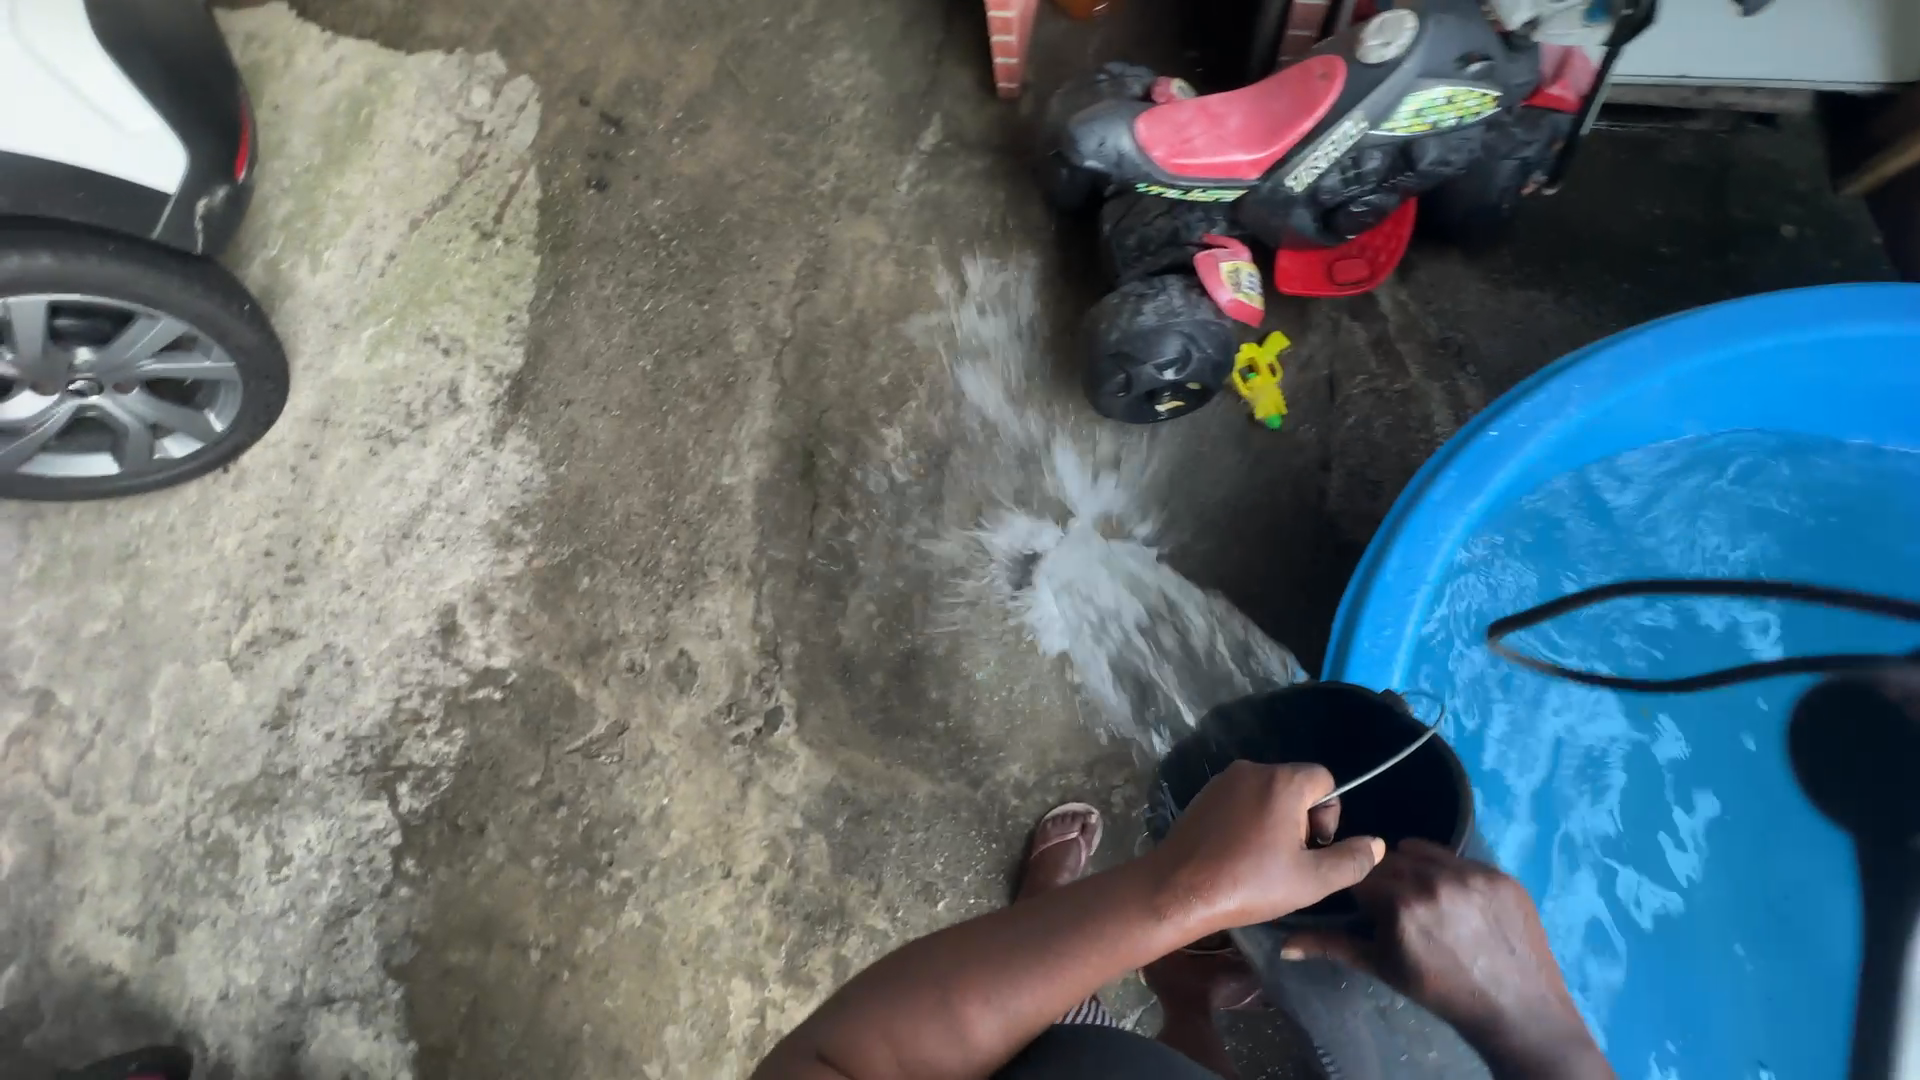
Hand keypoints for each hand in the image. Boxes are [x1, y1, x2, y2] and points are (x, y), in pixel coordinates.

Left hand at [1146, 761, 1384, 933]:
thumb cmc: (1250, 882)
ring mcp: (1223, 779)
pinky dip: (1250, 819)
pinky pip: (1242, 798)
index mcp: (1280, 781)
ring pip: (1268, 793)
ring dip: (1276, 820)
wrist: (1181, 886)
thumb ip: (1352, 859)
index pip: (1324, 778)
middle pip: (1295, 784)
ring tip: (1264, 859)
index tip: (1313, 846)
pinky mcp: (1204, 793)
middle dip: (1302, 818)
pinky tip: (1240, 852)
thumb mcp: (1313, 880)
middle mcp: (1251, 769)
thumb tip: (1377, 843)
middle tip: (1289, 857)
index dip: (1328, 813)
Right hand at [1284, 840, 1611, 1078]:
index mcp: (1401, 903)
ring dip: (1412, 868)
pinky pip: (1457, 858)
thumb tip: (1282, 943)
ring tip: (1424, 898)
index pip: (1358, 871)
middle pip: (1386, 858)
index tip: (1362, 902)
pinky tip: (1456, 900)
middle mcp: (1434, 881)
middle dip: (1383, 878)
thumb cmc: (1441, 992)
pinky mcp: (1501, 877)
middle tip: (1394, 903)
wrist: (1522, 1016)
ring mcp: (1473, 876)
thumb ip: (1330, 945)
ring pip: (1418, 851)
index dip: (1356, 885)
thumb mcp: (1382, 968)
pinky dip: (1449, 873)